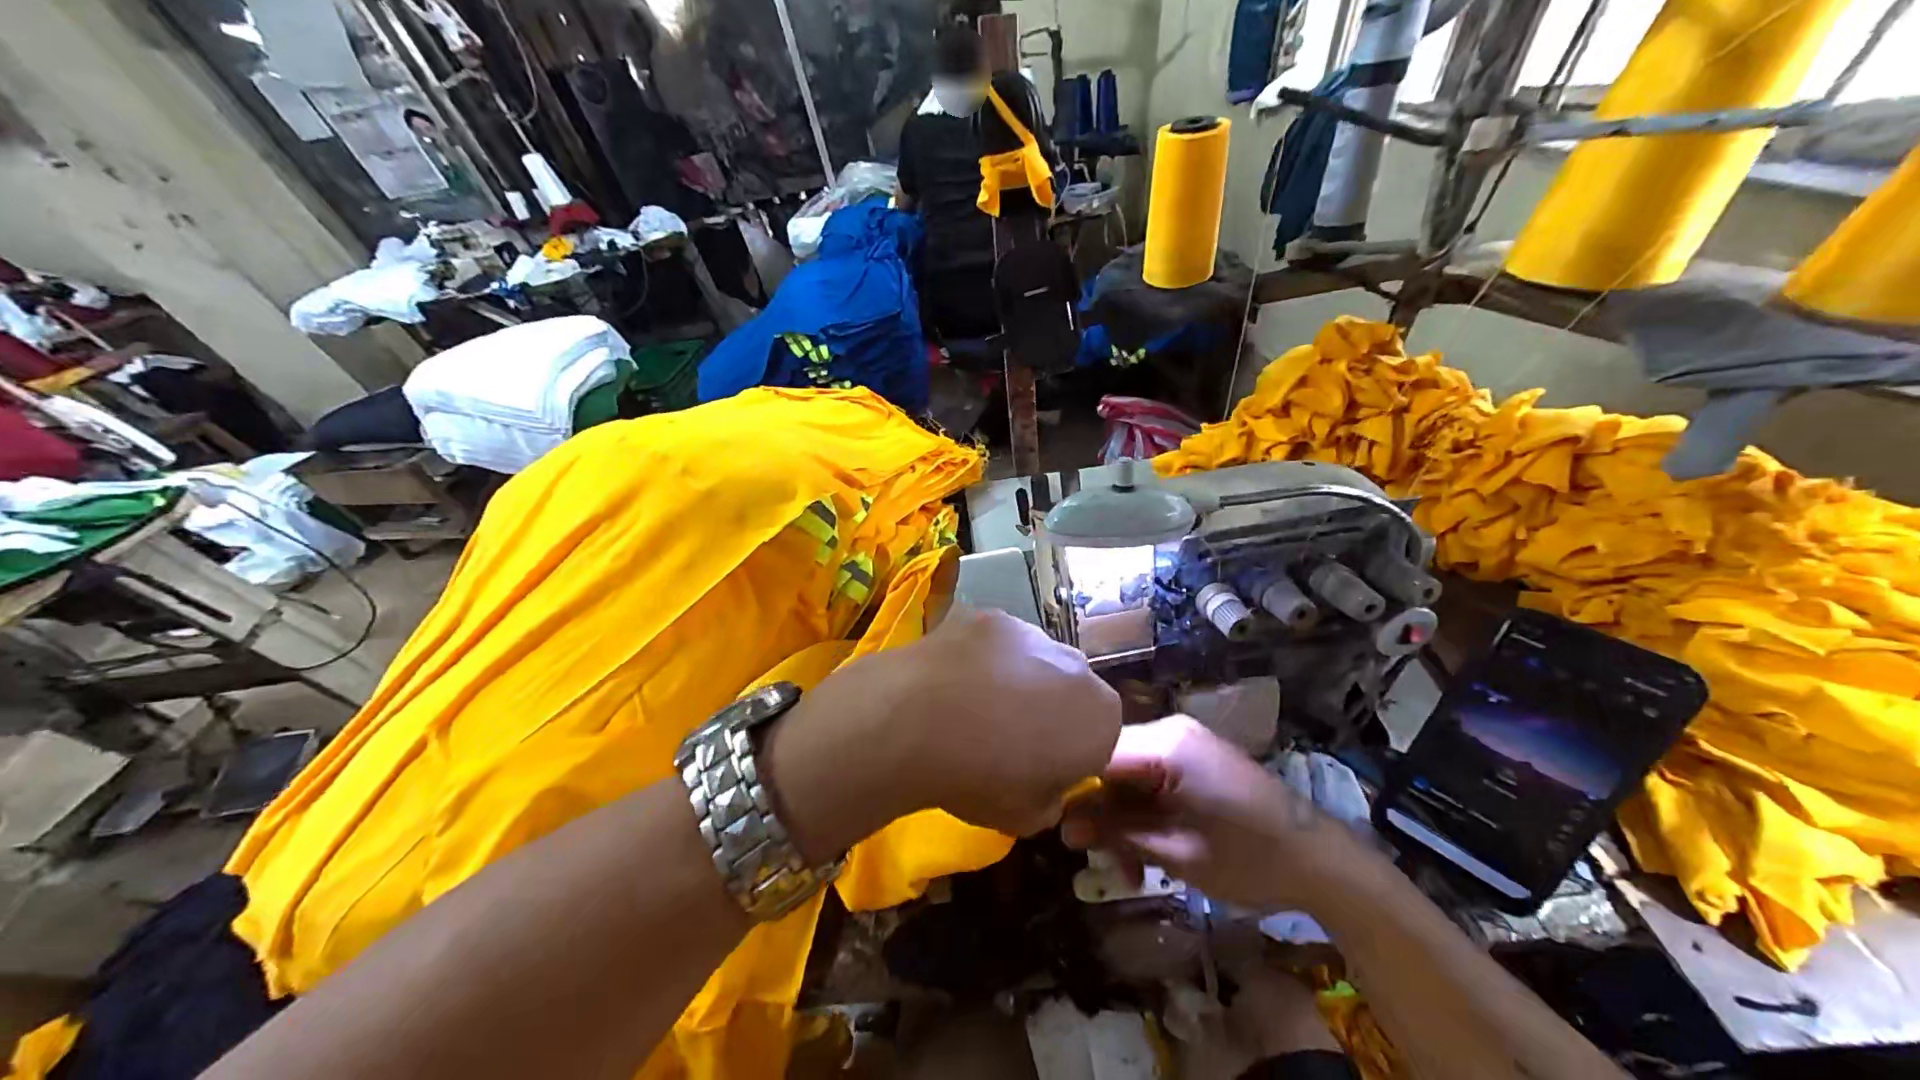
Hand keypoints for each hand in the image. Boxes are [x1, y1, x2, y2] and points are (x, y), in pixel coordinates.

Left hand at [766, 607, 1121, 857]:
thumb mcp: (1028, 819)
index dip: (1070, 757)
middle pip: (1071, 692)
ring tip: (971, 706)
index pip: (1100, 739)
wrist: (917, 719)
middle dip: (1049, 711)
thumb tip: (1045, 786)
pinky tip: (950, 679)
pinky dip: (981, 658)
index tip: (1037, 772)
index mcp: (1101, 718)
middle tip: (1005, 739)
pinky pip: (995, 643)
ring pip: (1035, 661)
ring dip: (1017, 680)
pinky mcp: (990, 615)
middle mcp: (1077, 667)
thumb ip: (1052, 800)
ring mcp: (1032, 633)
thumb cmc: (982, 777)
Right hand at [1060, 715, 1366, 912]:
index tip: (1061, 829)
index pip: (1096, 755)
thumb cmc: (1249, 858)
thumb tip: (1063, 826)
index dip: (1073, 791)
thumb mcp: (1175, 852)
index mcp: (1166, 744)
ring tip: (1129, 869)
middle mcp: (1171, 731)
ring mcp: (1186, 743)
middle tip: (1098, 858)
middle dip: (1101, 813)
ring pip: (1129, 775)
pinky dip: (1144, 813)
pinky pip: (1152, 779)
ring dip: (1122, 819)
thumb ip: (1116, 832)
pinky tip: (1147, 851)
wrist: (1323, 863)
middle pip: (1111, 764)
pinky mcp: (1196, 760)